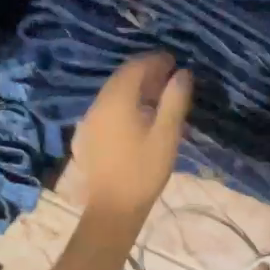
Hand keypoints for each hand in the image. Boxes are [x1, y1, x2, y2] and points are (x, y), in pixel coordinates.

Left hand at [70, 52, 193, 222]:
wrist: (112, 209)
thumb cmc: (144, 171)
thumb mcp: (167, 134)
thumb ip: (175, 100)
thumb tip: (183, 73)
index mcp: (117, 100)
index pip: (136, 66)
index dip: (156, 61)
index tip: (175, 63)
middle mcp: (98, 104)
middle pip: (122, 77)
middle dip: (146, 72)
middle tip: (169, 78)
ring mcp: (89, 120)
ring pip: (112, 92)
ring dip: (135, 88)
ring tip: (158, 97)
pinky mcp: (87, 135)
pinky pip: (106, 108)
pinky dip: (123, 103)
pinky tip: (138, 118)